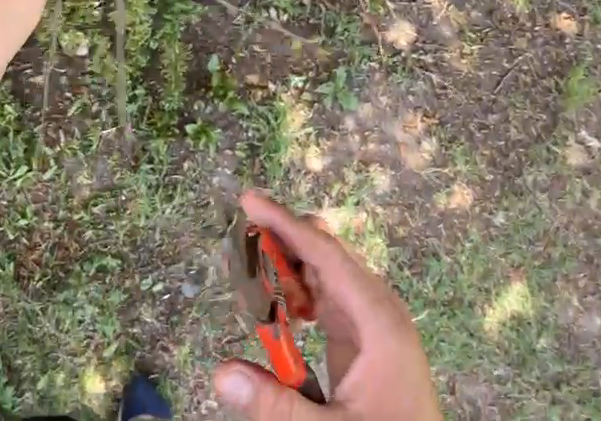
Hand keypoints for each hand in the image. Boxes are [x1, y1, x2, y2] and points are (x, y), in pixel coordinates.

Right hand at [216, 192, 440, 420]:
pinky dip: (296, 292)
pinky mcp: (365, 342)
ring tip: (246, 264)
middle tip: (238, 236)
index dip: (286, 224)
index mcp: (380, 323)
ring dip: (286, 266)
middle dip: (282, 239)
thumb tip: (220, 372)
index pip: (327, 255)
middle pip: (327, 256)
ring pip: (325, 274)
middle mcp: (379, 313)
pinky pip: (326, 299)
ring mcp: (374, 326)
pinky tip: (273, 303)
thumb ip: (277, 406)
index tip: (248, 200)